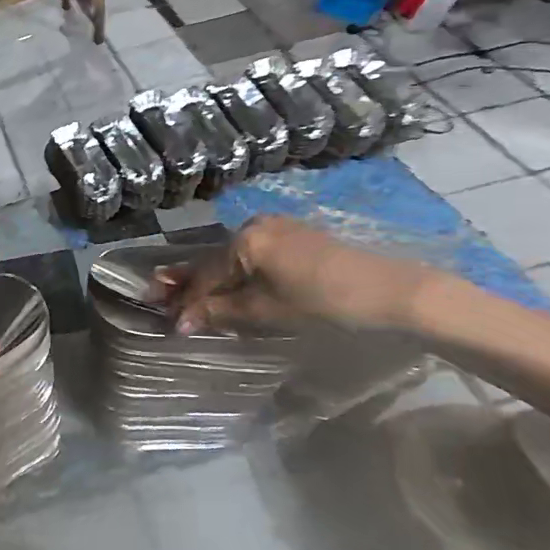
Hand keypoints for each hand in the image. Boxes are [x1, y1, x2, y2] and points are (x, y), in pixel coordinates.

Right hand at [158, 216, 447, 333]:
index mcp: (245, 240)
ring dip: (213, 280)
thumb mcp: (266, 310)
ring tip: (189, 296)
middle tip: (160, 297)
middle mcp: (256, 226)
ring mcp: (278, 229)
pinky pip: (254, 256)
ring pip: (234, 259)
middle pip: (215, 262)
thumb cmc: (323, 302)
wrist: (390, 293)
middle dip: (191, 283)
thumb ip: (220, 311)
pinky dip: (238, 274)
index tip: (168, 323)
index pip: (206, 276)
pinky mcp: (296, 238)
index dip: (186, 302)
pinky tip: (228, 287)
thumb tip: (181, 322)